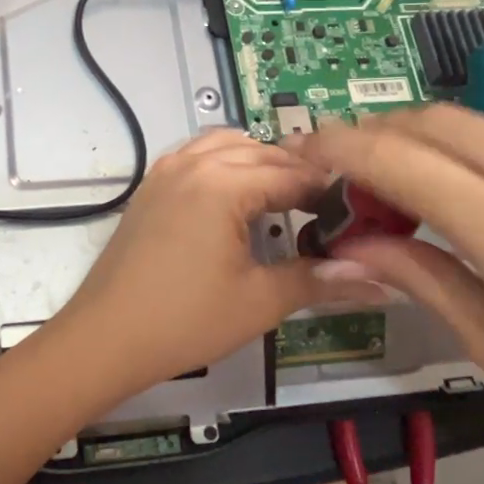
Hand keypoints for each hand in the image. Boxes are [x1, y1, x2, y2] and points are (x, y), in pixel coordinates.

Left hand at [46, 131, 377, 400]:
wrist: (106, 338)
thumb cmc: (185, 321)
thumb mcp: (259, 302)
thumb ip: (317, 281)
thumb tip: (378, 280)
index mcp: (223, 183)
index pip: (291, 174)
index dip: (328, 191)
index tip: (356, 211)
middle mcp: (192, 164)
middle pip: (259, 152)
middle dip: (295, 173)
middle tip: (325, 209)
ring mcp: (164, 173)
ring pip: (223, 145)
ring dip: (257, 161)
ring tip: (283, 197)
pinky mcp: (148, 188)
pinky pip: (193, 156)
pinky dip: (222, 163)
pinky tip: (233, 197)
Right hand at [289, 105, 483, 483]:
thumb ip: (417, 275)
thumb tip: (351, 243)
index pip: (395, 158)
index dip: (338, 147)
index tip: (304, 150)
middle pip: (433, 120)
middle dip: (377, 133)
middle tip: (348, 168)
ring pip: (480, 126)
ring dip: (429, 142)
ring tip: (411, 187)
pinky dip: (482, 154)